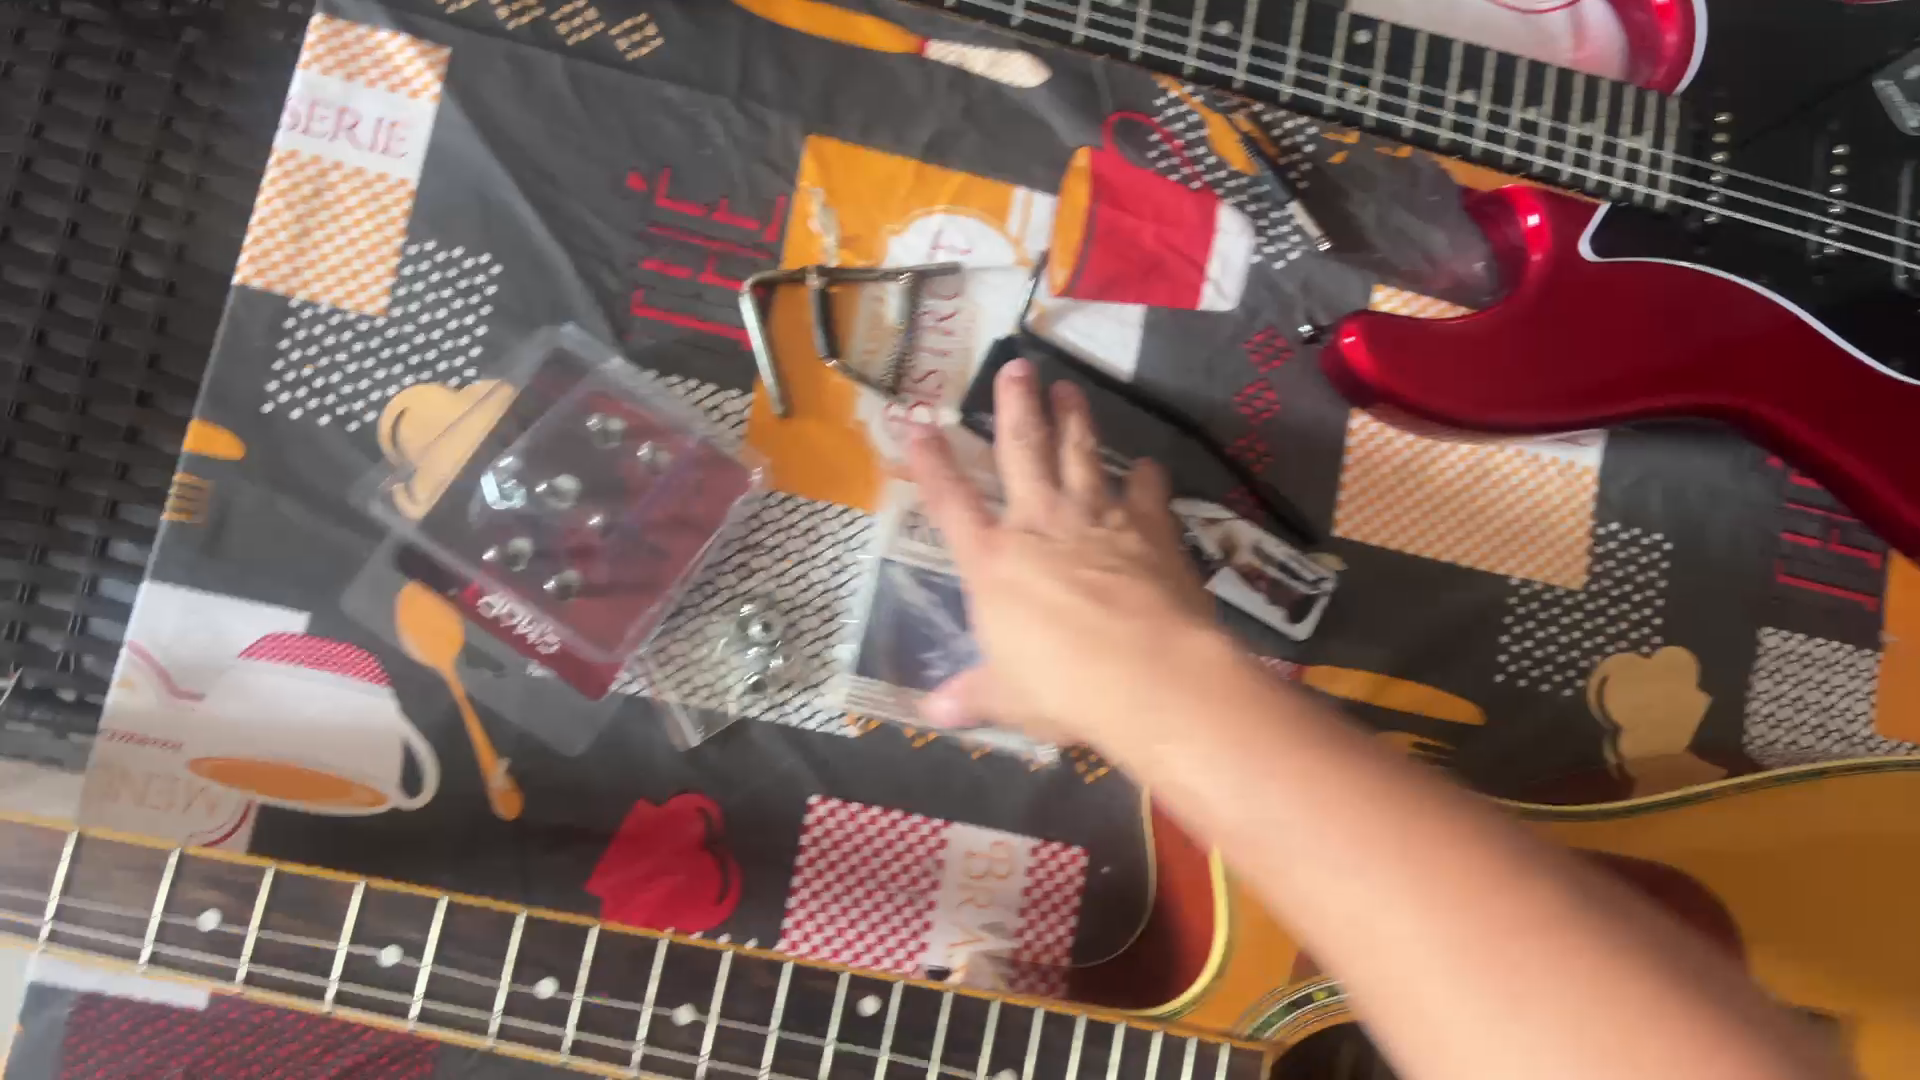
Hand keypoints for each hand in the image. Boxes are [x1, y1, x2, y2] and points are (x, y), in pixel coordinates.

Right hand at [905, 357, 1217, 745]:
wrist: (1149, 675)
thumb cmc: (1064, 687)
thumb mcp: (1007, 697)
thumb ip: (971, 695)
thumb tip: (931, 716)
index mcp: (994, 562)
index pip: (950, 502)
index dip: (931, 462)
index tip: (916, 422)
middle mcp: (1041, 525)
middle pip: (1023, 450)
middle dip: (1017, 405)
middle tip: (1018, 365)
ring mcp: (1098, 519)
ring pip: (1081, 454)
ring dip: (1075, 419)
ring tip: (1070, 387)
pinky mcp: (1150, 530)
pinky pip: (1147, 493)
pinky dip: (1148, 478)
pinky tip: (1150, 466)